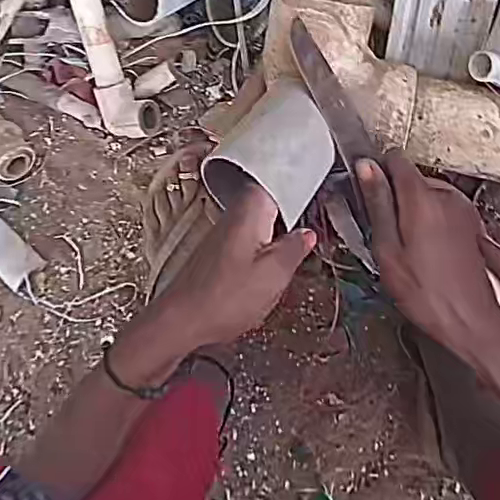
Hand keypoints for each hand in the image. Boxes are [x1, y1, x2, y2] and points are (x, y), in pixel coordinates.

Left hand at [114, 186, 315, 384]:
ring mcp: (225, 231)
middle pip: (271, 199)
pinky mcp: (219, 249)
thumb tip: (308, 233)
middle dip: (293, 208)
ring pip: (261, 220)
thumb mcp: (274, 275)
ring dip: (280, 229)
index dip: (300, 180)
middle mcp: (235, 213)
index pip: (279, 179)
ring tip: (299, 243)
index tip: (318, 183)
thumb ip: (295, 248)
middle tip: (315, 216)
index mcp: (251, 209)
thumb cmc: (226, 298)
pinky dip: (265, 245)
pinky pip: (250, 237)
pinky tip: (272, 263)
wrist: (181, 321)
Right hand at [356, 152, 499, 369]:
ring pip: (426, 194)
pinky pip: (441, 209)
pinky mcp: (471, 223)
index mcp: (422, 198)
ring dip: (412, 211)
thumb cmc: (427, 293)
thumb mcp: (387, 248)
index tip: (367, 193)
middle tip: (385, 232)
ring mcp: (463, 209)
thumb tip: (366, 167)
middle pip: (410, 178)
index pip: (395, 160)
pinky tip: (425, 251)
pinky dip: (429, 221)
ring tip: (406, 247)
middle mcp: (447, 196)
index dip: (377, 172)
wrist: (472, 322)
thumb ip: (377, 202)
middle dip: (394, 197)